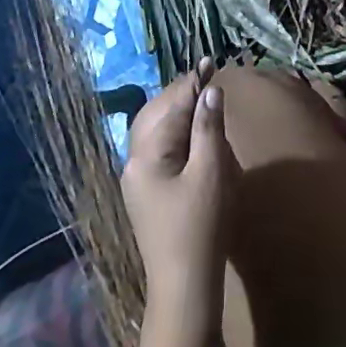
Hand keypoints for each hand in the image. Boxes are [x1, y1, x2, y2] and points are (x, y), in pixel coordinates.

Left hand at [123, 60, 240, 295]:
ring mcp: (138, 180)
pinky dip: (175, 135)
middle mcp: (134, 162)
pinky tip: (191, 136)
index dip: (192, 82)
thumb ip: (208, 129)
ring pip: (154, 132)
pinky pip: (158, 151)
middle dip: (180, 94)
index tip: (211, 61)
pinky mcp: (147, 194)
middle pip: (155, 115)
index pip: (169, 106)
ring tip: (201, 98)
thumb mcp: (211, 173)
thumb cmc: (200, 227)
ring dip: (177, 113)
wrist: (184, 285)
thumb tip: (210, 91)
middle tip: (207, 77)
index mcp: (145, 154)